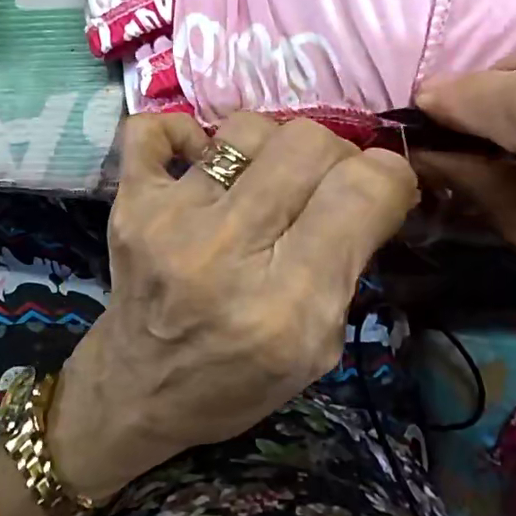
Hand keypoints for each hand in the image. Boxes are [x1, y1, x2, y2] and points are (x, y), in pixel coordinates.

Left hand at [47, 112, 418, 499]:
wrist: (138, 386)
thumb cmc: (234, 379)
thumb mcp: (317, 349)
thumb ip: (348, 265)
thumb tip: (372, 184)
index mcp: (287, 304)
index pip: (361, 191)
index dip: (388, 177)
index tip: (380, 191)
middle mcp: (226, 250)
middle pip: (308, 145)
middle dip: (335, 157)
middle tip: (322, 186)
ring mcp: (168, 220)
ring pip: (246, 129)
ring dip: (270, 148)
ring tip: (263, 180)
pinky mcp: (128, 204)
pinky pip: (150, 130)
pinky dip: (183, 132)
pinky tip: (200, 161)